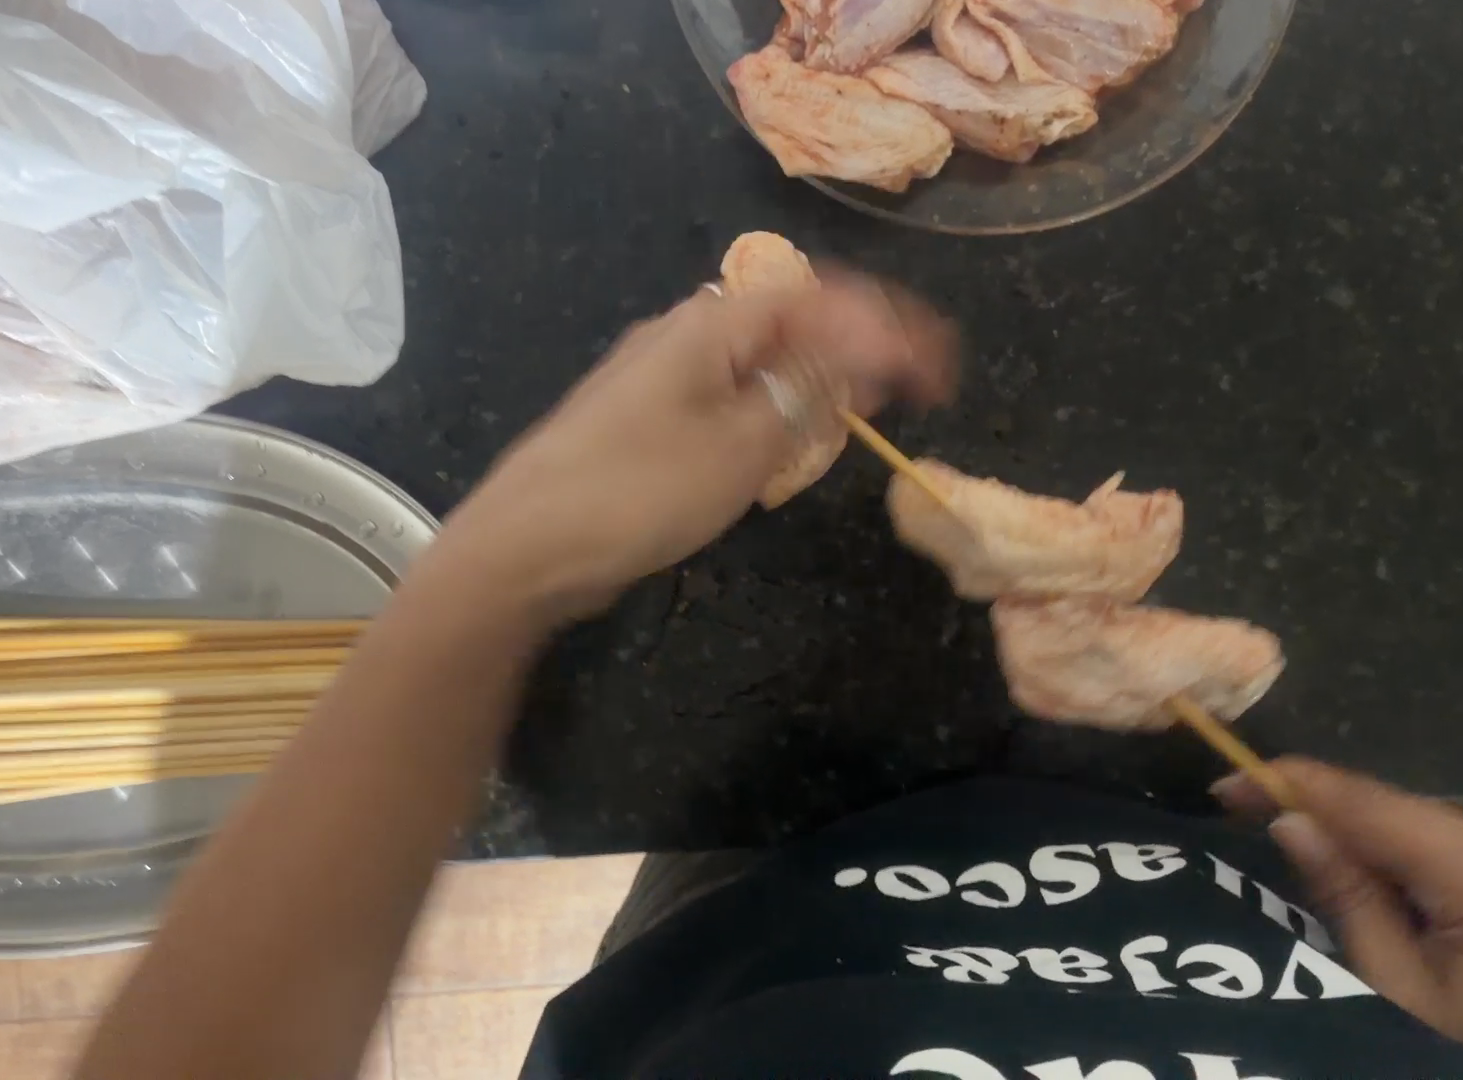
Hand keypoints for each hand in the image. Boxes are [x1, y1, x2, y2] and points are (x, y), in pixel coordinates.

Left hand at [442, 277, 956, 624]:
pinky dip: (773, 414)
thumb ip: (810, 394)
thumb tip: (869, 354)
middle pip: (791, 324)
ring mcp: (660, 378)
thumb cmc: (638, 492)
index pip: (821, 300)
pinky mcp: (648, 421)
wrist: (525, 548)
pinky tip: (785, 443)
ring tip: (860, 414)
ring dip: (815, 382)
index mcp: (710, 326)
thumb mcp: (741, 444)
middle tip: (906, 392)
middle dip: (857, 349)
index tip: (938, 371)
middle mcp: (684, 336)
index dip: (888, 326)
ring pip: (760, 365)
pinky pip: (729, 400)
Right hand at [1216, 759, 1462, 1078]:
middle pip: (1386, 803)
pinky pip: (1426, 837)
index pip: (1369, 805)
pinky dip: (1373, 838)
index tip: (1225, 786)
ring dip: (1337, 817)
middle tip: (1236, 802)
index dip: (1290, 784)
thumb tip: (1288, 820)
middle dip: (1309, 798)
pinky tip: (1334, 847)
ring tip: (1270, 819)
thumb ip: (1346, 895)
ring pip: (1402, 814)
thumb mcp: (1393, 990)